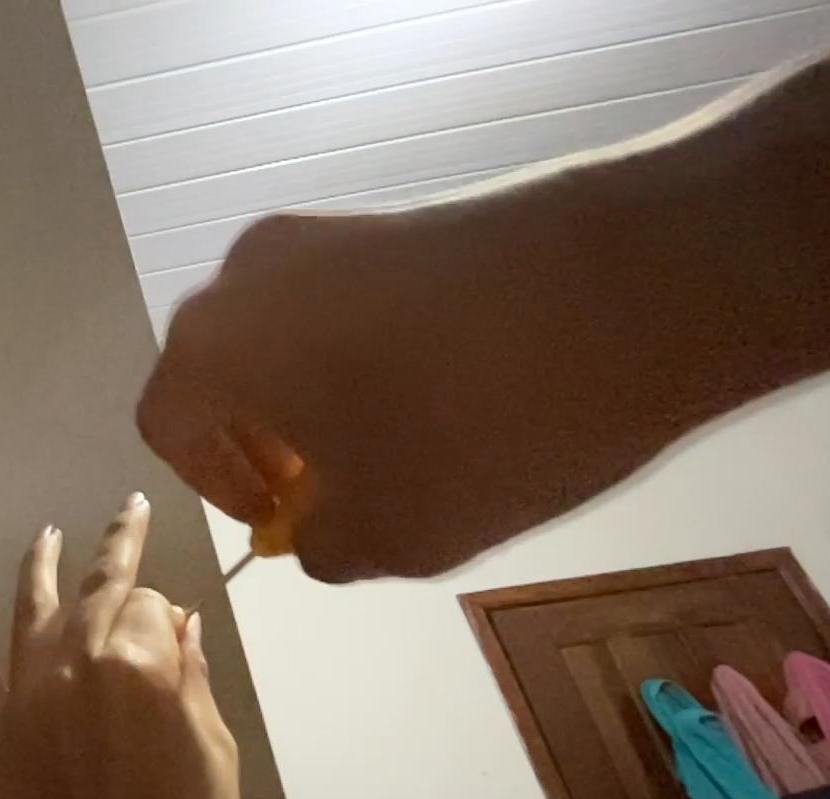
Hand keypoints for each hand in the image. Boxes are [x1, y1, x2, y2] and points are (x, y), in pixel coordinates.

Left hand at [0, 493, 238, 798]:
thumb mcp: (215, 751)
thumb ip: (190, 673)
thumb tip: (179, 619)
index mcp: (137, 663)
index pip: (148, 604)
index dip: (165, 612)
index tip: (174, 626)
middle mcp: (72, 662)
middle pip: (94, 589)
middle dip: (115, 549)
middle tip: (124, 513)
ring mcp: (22, 694)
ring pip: (29, 608)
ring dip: (39, 567)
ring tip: (44, 535)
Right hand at [136, 202, 674, 581]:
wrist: (660, 274)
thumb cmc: (480, 423)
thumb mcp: (389, 534)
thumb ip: (319, 551)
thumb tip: (314, 535)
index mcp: (212, 347)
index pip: (169, 428)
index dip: (213, 487)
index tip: (278, 519)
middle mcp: (243, 277)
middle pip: (218, 381)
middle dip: (260, 449)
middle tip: (323, 490)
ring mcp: (316, 234)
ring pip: (275, 343)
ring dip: (304, 406)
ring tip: (380, 444)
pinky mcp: (385, 216)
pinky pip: (331, 306)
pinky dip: (350, 360)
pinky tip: (425, 390)